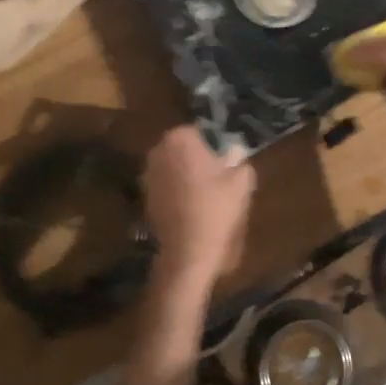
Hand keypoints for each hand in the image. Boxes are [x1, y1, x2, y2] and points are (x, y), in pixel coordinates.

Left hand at [142, 125, 255, 286]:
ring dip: (186, 174)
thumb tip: (235, 155)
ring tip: (205, 194)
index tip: (227, 162)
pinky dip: (176, 190)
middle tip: (218, 176)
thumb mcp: (241, 181)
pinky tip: (191, 207)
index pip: (201, 131)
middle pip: (184, 147)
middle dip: (198, 157)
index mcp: (180, 138)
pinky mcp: (144, 196)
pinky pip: (165, 184)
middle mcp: (158, 150)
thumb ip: (239, 159)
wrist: (187, 253)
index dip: (216, 145)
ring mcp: (147, 174)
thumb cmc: (216, 210)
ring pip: (174, 166)